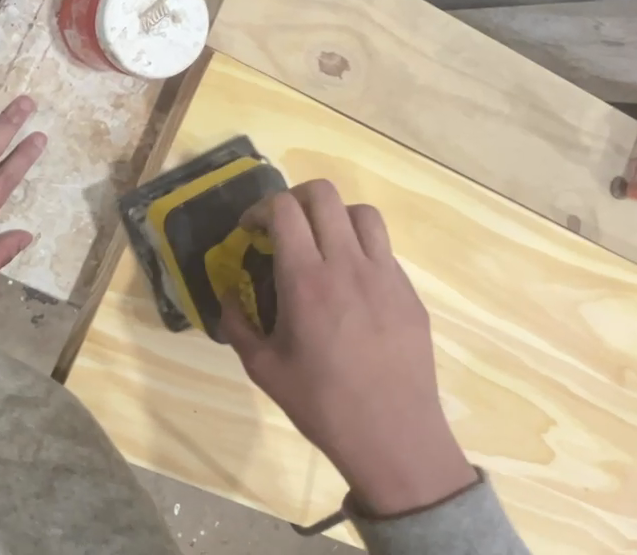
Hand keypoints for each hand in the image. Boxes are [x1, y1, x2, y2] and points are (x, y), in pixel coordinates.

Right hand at [218, 179, 474, 517]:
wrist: (396, 441)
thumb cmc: (322, 404)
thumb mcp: (262, 367)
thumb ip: (236, 323)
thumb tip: (227, 294)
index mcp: (305, 280)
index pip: (283, 209)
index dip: (260, 209)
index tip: (250, 231)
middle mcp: (347, 266)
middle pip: (322, 195)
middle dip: (294, 199)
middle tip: (282, 226)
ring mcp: (385, 277)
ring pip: (361, 213)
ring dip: (333, 216)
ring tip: (321, 243)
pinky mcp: (409, 294)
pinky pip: (383, 249)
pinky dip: (360, 249)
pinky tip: (350, 283)